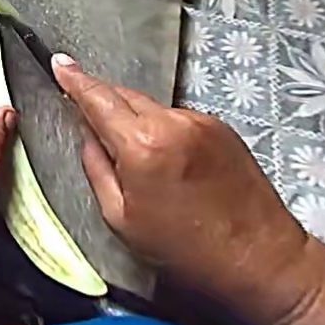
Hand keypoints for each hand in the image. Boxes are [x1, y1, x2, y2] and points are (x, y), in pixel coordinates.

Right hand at [52, 54, 324, 324]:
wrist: (265, 264)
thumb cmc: (186, 249)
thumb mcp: (120, 216)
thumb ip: (95, 166)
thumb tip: (86, 133)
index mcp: (141, 145)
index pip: (97, 98)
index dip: (73, 78)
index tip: (58, 61)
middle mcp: (171, 123)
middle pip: (121, 95)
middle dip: (101, 102)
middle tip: (88, 120)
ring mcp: (201, 123)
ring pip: (147, 105)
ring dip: (131, 117)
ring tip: (135, 154)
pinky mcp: (221, 129)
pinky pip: (173, 117)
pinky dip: (159, 127)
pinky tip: (167, 159)